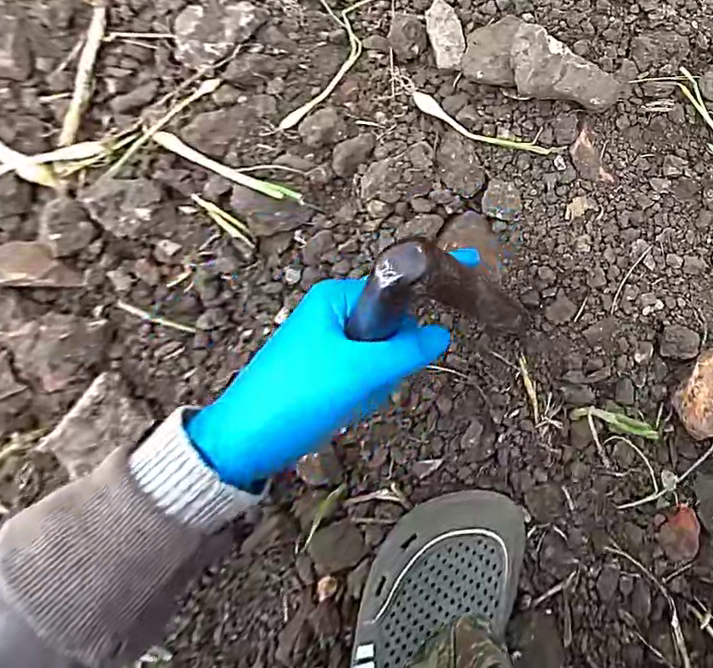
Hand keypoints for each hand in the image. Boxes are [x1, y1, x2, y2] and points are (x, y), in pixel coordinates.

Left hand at [187, 276, 451, 487]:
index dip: (436, 278)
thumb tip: (443, 335)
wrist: (236, 450)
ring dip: (380, 378)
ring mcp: (331, 340)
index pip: (399, 282)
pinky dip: (367, 389)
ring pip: (385, 351)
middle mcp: (334, 312)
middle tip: (379, 376)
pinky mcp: (328, 367)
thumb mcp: (360, 371)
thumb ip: (409, 349)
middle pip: (397, 322)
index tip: (476, 262)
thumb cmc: (293, 398)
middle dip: (396, 354)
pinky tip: (348, 406)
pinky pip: (369, 369)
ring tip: (353, 397)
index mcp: (336, 297)